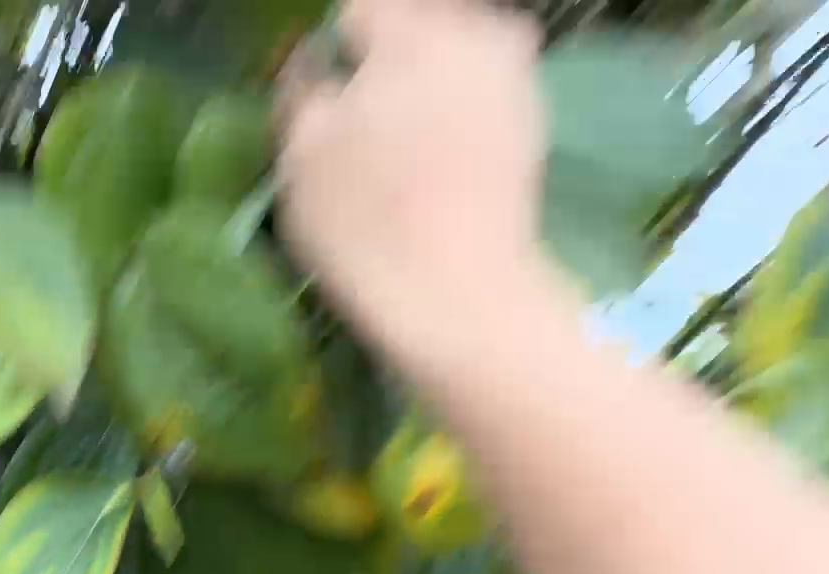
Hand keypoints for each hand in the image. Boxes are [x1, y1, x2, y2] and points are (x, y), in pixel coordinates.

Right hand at [275, 0, 555, 370]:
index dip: (327, 53)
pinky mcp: (528, 121)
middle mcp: (477, 35)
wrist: (452, 290)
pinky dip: (443, 114)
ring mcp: (512, 76)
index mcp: (412, 34)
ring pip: (445, 60)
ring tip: (382, 145)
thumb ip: (303, 93)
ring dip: (411, 87)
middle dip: (376, 65)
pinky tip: (422, 163)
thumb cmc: (361, 223)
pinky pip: (471, 95)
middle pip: (412, 25)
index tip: (313, 96)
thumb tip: (310, 62)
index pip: (359, 10)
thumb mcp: (300, 158)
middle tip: (345, 121)